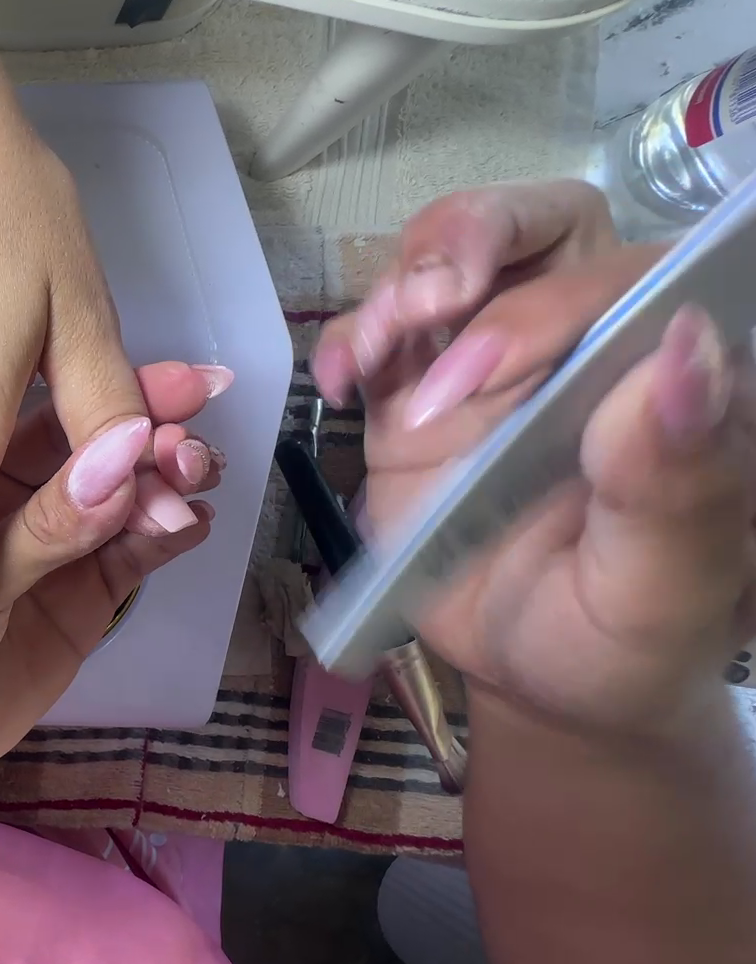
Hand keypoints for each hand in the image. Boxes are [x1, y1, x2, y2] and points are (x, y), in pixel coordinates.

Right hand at [315, 183, 755, 730]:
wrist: (527, 673)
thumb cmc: (615, 640)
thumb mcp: (661, 587)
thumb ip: (675, 482)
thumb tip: (684, 350)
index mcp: (668, 383)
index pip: (629, 282)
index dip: (549, 303)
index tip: (479, 374)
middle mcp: (581, 356)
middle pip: (540, 233)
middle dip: (473, 239)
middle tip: (429, 297)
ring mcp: (485, 376)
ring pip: (443, 271)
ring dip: (396, 294)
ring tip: (367, 361)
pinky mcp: (409, 405)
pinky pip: (372, 344)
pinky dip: (345, 345)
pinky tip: (336, 387)